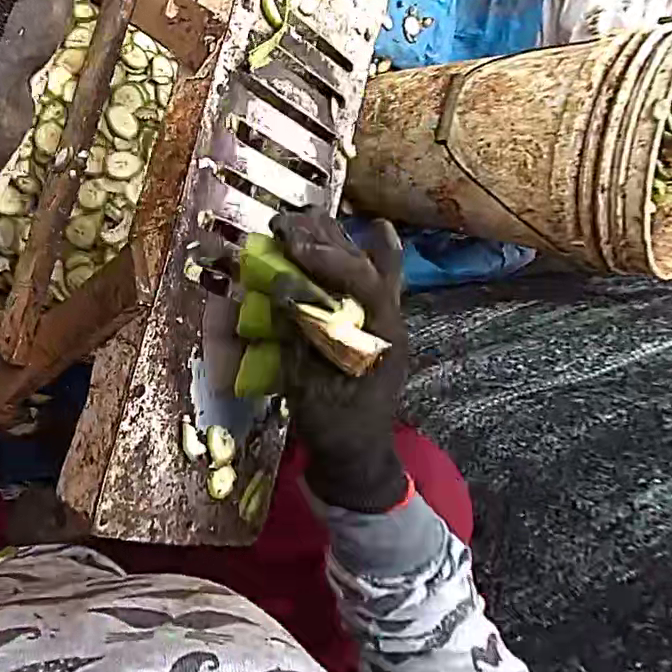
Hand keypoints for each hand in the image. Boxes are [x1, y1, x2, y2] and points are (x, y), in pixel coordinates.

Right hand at [272, 209, 411, 512]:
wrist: (358, 455)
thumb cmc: (334, 427)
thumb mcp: (308, 388)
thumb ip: (299, 339)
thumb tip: (282, 292)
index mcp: (380, 339)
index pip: (363, 283)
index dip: (328, 259)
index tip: (292, 245)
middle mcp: (389, 320)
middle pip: (364, 264)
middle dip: (323, 239)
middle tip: (284, 222)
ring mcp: (386, 320)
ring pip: (370, 265)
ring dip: (336, 239)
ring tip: (304, 216)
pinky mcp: (375, 324)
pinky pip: (381, 281)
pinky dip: (378, 252)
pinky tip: (377, 228)